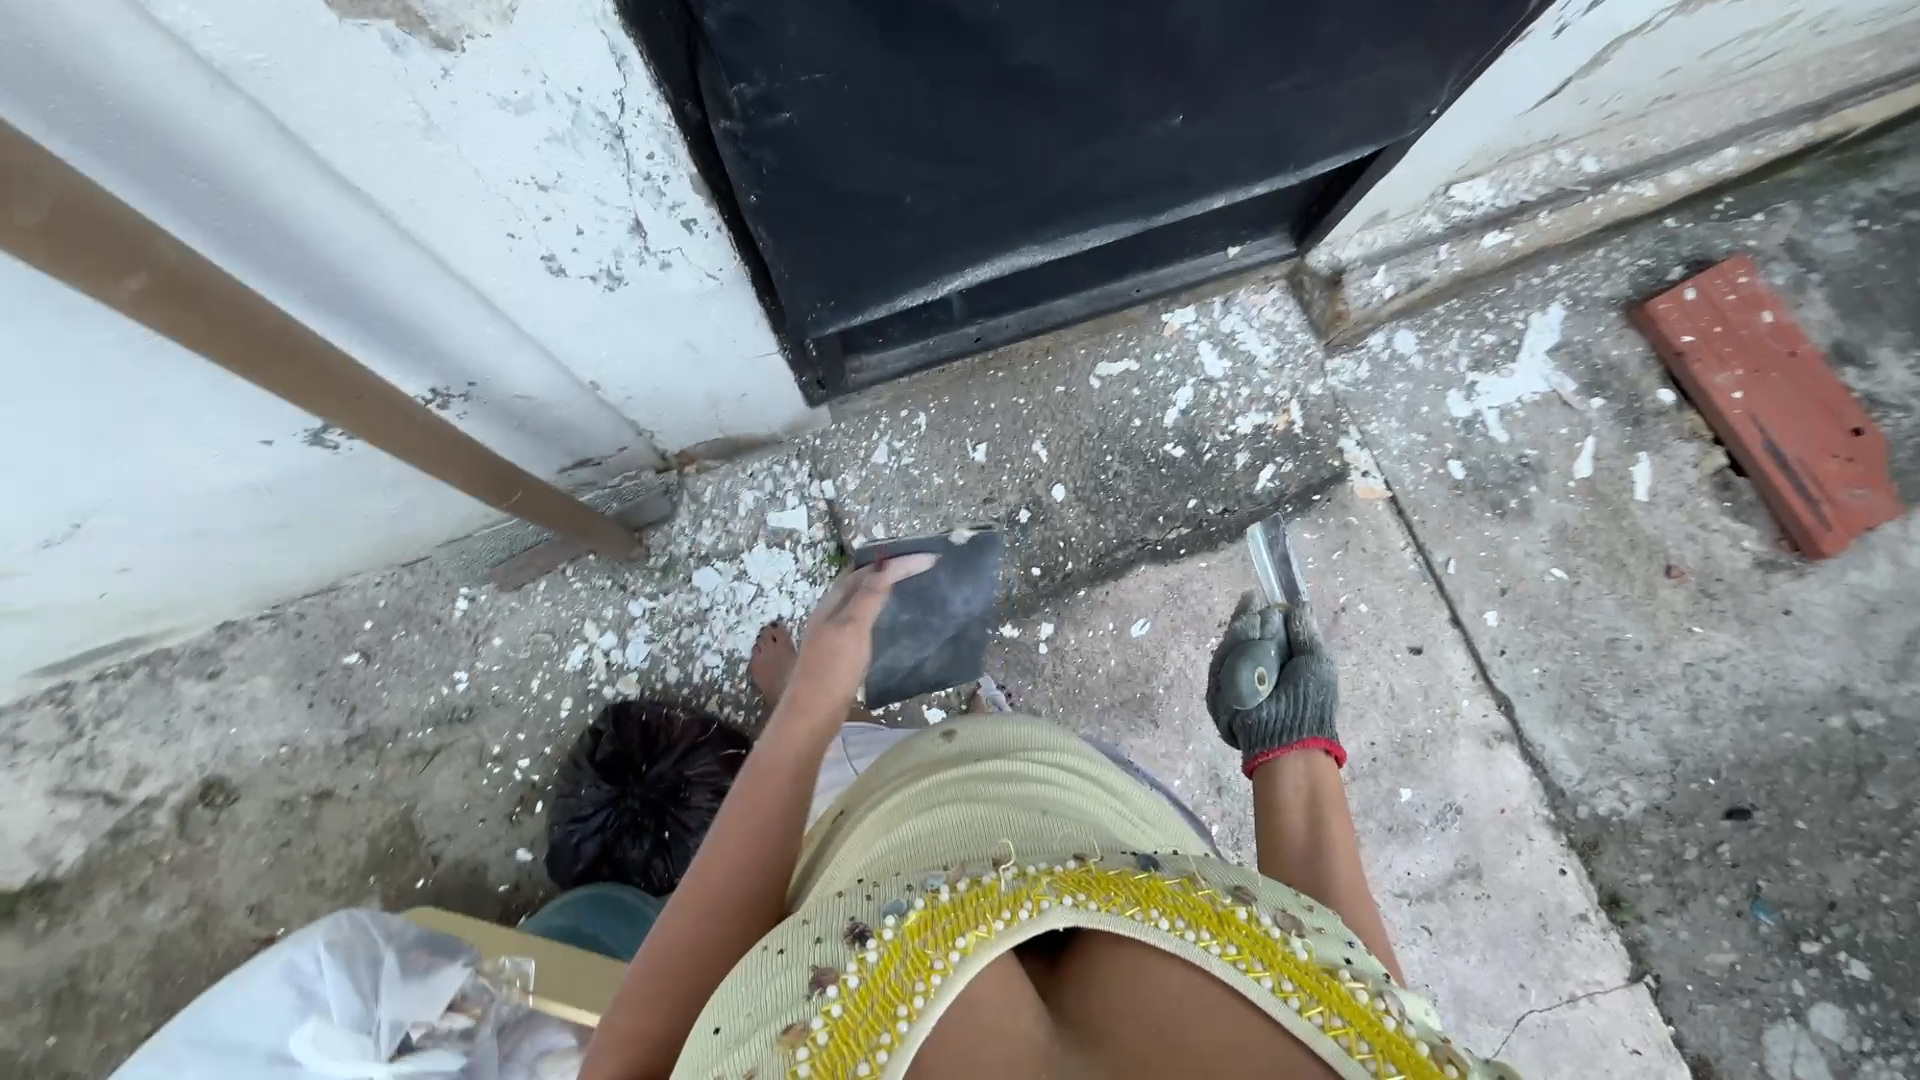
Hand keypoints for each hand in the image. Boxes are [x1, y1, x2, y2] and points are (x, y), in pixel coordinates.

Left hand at [781, 554, 938, 720]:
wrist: (811, 716)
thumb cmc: (832, 671)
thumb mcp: (852, 629)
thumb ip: (867, 597)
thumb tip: (885, 567)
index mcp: (833, 602)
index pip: (868, 571)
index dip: (897, 562)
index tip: (930, 558)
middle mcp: (831, 612)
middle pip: (861, 580)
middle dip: (888, 568)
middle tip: (919, 564)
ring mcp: (833, 633)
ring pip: (860, 599)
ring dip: (882, 587)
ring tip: (908, 584)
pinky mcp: (840, 653)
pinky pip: (862, 619)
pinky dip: (878, 610)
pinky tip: (889, 621)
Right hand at [1206, 591, 1342, 773]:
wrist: (1290, 733)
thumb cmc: (1310, 699)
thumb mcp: (1317, 661)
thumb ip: (1305, 633)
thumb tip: (1299, 605)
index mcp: (1280, 659)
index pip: (1266, 628)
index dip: (1263, 613)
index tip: (1263, 602)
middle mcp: (1256, 666)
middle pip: (1245, 632)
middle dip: (1252, 620)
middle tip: (1259, 614)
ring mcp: (1236, 678)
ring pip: (1231, 644)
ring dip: (1242, 633)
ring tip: (1254, 628)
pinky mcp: (1219, 690)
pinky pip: (1219, 664)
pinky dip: (1228, 651)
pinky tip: (1239, 643)